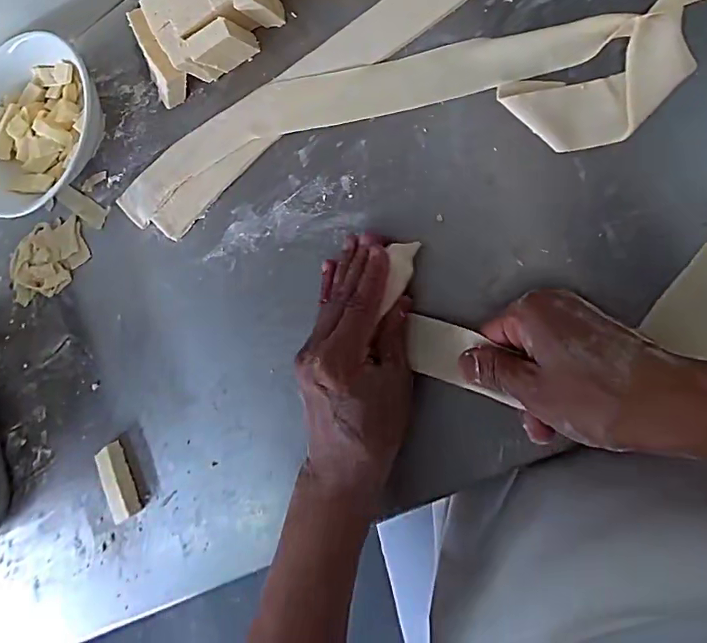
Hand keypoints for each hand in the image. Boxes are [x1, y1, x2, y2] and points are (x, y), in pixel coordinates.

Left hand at [293, 234, 411, 501]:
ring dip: (344, 272)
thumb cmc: (376, 432)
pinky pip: (321, 317)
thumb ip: (394, 338)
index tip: (383, 249)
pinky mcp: (307, 357)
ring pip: (330, 304)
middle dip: (358, 265)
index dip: (374, 276)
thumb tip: (399, 300)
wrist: (340, 469)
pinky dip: (328, 291)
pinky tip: (330, 270)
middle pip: (343, 300)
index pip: (361, 307)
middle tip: (369, 236)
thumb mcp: (396, 384)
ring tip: (352, 244)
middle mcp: (317, 352)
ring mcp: (307, 353)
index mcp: (340, 360)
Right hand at [458, 289, 706, 450]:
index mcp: (533, 309)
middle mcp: (556, 305)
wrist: (668, 405)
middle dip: (521, 386)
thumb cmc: (607, 397)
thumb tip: (470, 360)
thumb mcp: (532, 393)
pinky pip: (566, 358)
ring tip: (560, 421)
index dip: (490, 369)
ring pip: (542, 357)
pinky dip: (566, 384)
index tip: (493, 392)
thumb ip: (494, 373)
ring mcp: (580, 318)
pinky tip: (579, 412)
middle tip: (533, 415)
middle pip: (517, 346)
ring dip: (544, 391)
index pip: (489, 334)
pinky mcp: (599, 335)